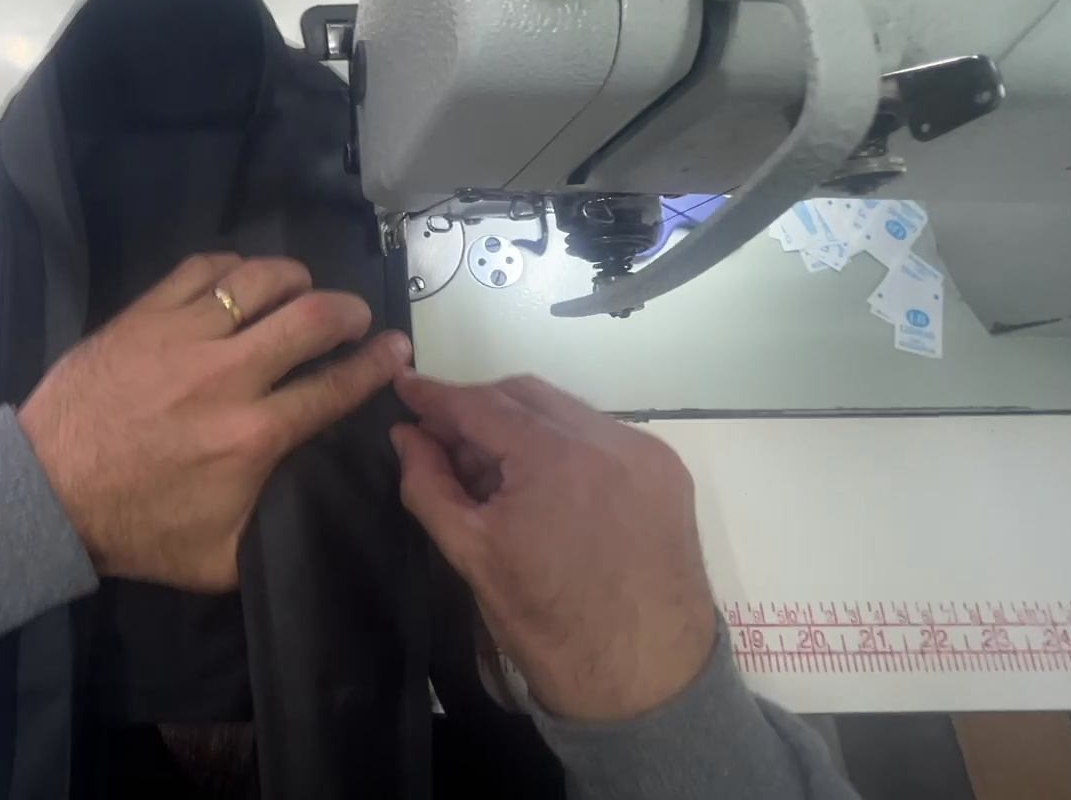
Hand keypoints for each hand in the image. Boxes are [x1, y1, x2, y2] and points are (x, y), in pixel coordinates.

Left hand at [19, 254, 411, 591]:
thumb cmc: (135, 528)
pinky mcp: (143, 315)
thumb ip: (276, 525)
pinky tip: (242, 277)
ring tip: (304, 287)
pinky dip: (233, 266)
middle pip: (310, 319)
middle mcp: (227, 375)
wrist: (48, 493)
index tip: (396, 349)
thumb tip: (310, 488)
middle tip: (356, 314)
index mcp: (253, 435)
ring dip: (296, 277)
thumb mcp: (220, 558)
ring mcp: (182, 336)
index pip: (334, 387)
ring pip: (258, 280)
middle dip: (348, 310)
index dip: (376, 364)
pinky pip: (200, 269)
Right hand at [392, 373, 714, 722]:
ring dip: (514, 423)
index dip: (435, 394)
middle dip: (474, 408)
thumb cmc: (546, 623)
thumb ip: (427, 481)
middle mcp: (610, 440)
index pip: (482, 405)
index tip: (402, 384)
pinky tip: (534, 478)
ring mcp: (646, 452)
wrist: (647, 687)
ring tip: (486, 466)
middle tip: (437, 438)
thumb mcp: (469, 551)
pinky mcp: (668, 471)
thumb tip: (405, 434)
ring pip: (559, 408)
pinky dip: (554, 440)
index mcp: (558, 459)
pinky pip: (594, 431)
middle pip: (521, 394)